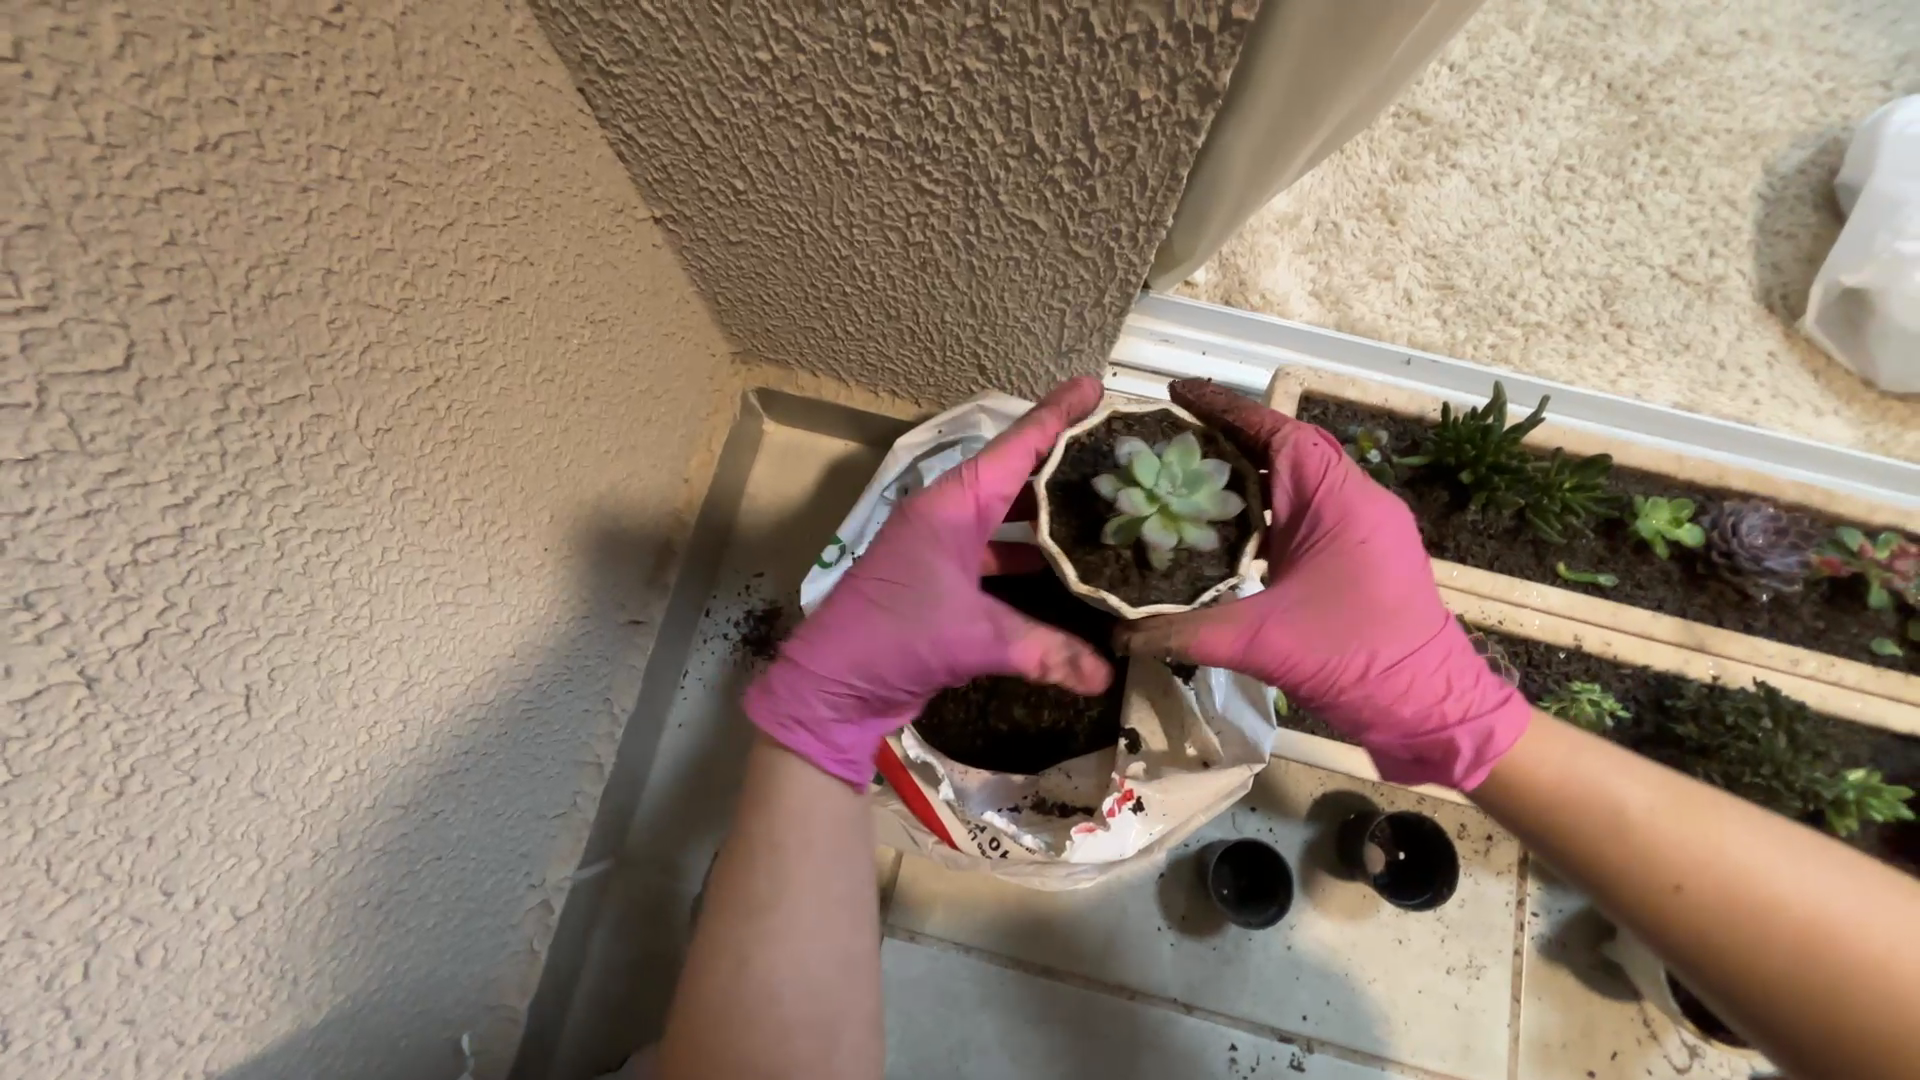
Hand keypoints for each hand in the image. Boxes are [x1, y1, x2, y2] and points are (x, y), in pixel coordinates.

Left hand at [744, 377, 1114, 786]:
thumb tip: (1106, 677)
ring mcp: (945, 549)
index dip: (1056, 415)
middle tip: (1119, 453)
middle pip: (1016, 476)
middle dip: (1064, 463)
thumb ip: (1045, 652)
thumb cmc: (892, 639)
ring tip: (1104, 506)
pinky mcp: (946, 582)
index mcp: (951, 505)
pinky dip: (1031, 558)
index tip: (1096, 387)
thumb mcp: (973, 638)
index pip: (1014, 447)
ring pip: (1009, 516)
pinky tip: (1067, 569)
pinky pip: (999, 555)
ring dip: (1050, 514)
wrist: (832, 687)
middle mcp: (949, 516)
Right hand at [1114, 379, 1529, 789]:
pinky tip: (1216, 525)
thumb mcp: (1260, 642)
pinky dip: (1255, 507)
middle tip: (1163, 436)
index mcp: (1338, 500)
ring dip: (1239, 472)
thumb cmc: (1357, 660)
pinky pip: (1296, 513)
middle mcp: (1349, 501)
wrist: (1431, 710)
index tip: (1176, 394)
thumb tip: (1114, 634)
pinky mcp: (1349, 555)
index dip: (1226, 408)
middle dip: (1224, 436)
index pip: (1278, 431)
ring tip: (1179, 472)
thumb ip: (1183, 632)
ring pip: (1289, 481)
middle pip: (1281, 448)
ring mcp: (1354, 528)